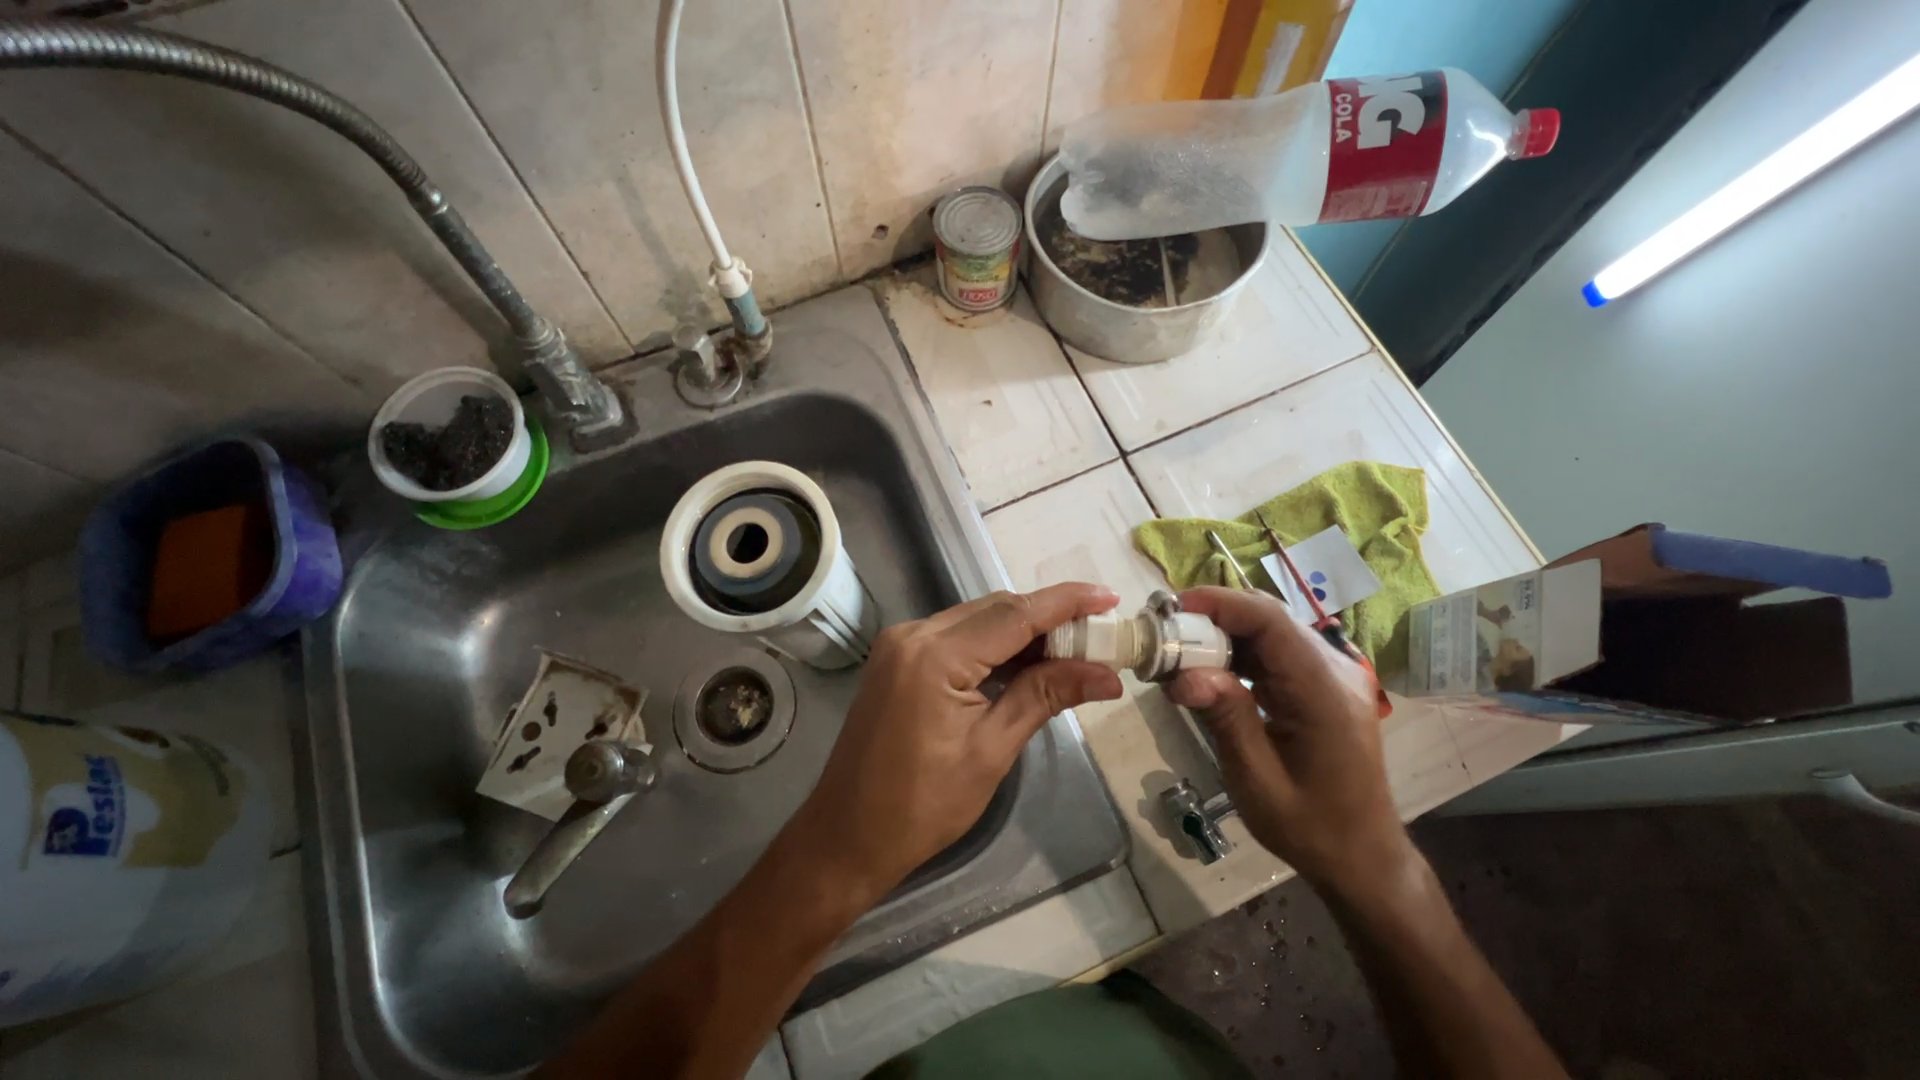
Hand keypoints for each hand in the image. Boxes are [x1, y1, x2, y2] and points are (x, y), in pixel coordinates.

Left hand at [787, 584, 1125, 899]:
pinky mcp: (897, 659)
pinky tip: (1026, 663)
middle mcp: (913, 634)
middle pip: (996, 610)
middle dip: (1050, 618)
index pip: (1015, 614)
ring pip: (976, 620)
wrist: (847, 836)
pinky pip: (956, 637)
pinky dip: (993, 645)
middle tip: (1099, 635)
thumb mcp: (992, 750)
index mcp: (935, 655)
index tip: (1110, 597)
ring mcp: (900, 644)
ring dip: (1023, 631)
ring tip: (1074, 650)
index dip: (1066, 603)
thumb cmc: (923, 805)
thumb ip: (1045, 697)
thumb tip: (1107, 674)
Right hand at [1165, 587, 1412, 894]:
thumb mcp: (1257, 780)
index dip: (1219, 604)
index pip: (1269, 621)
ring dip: (1222, 635)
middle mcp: (1334, 671)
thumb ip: (1226, 718)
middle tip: (1164, 634)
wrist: (1362, 857)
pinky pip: (1276, 654)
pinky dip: (1238, 654)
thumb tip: (1182, 675)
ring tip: (1176, 652)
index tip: (1171, 611)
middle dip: (1213, 617)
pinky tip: (1207, 671)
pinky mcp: (1322, 686)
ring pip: (1270, 632)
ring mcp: (1332, 676)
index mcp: (1323, 690)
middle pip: (1269, 618)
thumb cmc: (1310, 827)